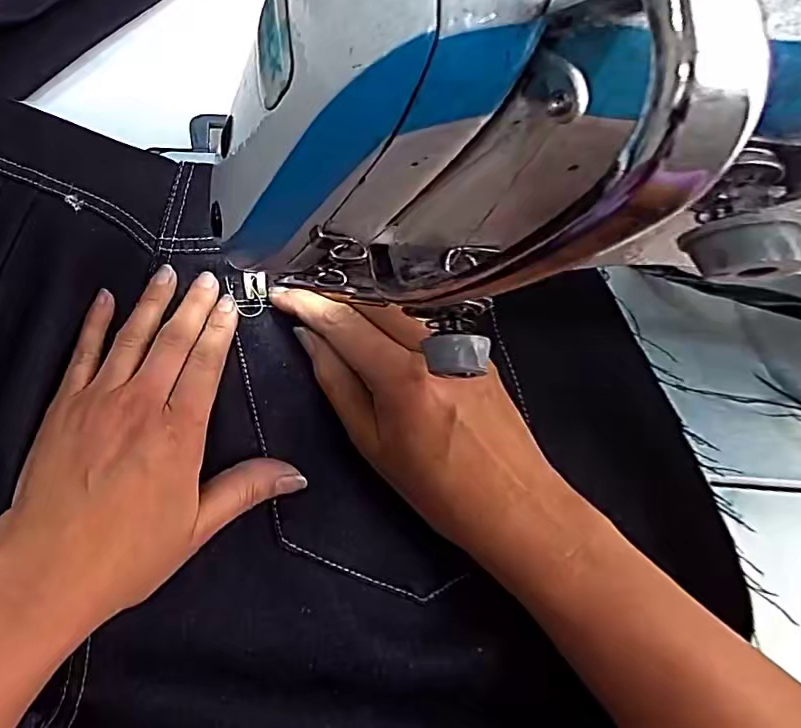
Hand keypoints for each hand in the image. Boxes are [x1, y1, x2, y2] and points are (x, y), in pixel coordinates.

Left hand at [0, 266, 306, 635]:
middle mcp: (142, 404)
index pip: (205, 365)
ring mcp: (101, 398)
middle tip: (204, 278)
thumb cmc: (124, 554)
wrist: (46, 566)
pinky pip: (84, 351)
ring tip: (166, 274)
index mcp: (179, 433)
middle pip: (174, 341)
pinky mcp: (66, 402)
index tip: (227, 304)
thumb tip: (292, 474)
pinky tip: (104, 299)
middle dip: (192, 305)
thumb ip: (244, 490)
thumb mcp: (195, 528)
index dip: (218, 330)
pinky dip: (95, 322)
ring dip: (152, 302)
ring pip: (133, 336)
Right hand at [270, 288, 577, 563]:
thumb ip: (336, 382)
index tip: (282, 295)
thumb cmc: (440, 490)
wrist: (518, 505)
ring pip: (394, 307)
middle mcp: (433, 347)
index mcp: (403, 376)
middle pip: (368, 301)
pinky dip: (389, 320)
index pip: (342, 322)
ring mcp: (458, 342)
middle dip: (330, 296)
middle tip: (300, 301)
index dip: (306, 303)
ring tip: (331, 316)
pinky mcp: (472, 346)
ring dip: (358, 305)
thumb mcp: (372, 444)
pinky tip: (376, 333)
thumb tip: (310, 339)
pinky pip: (419, 321)